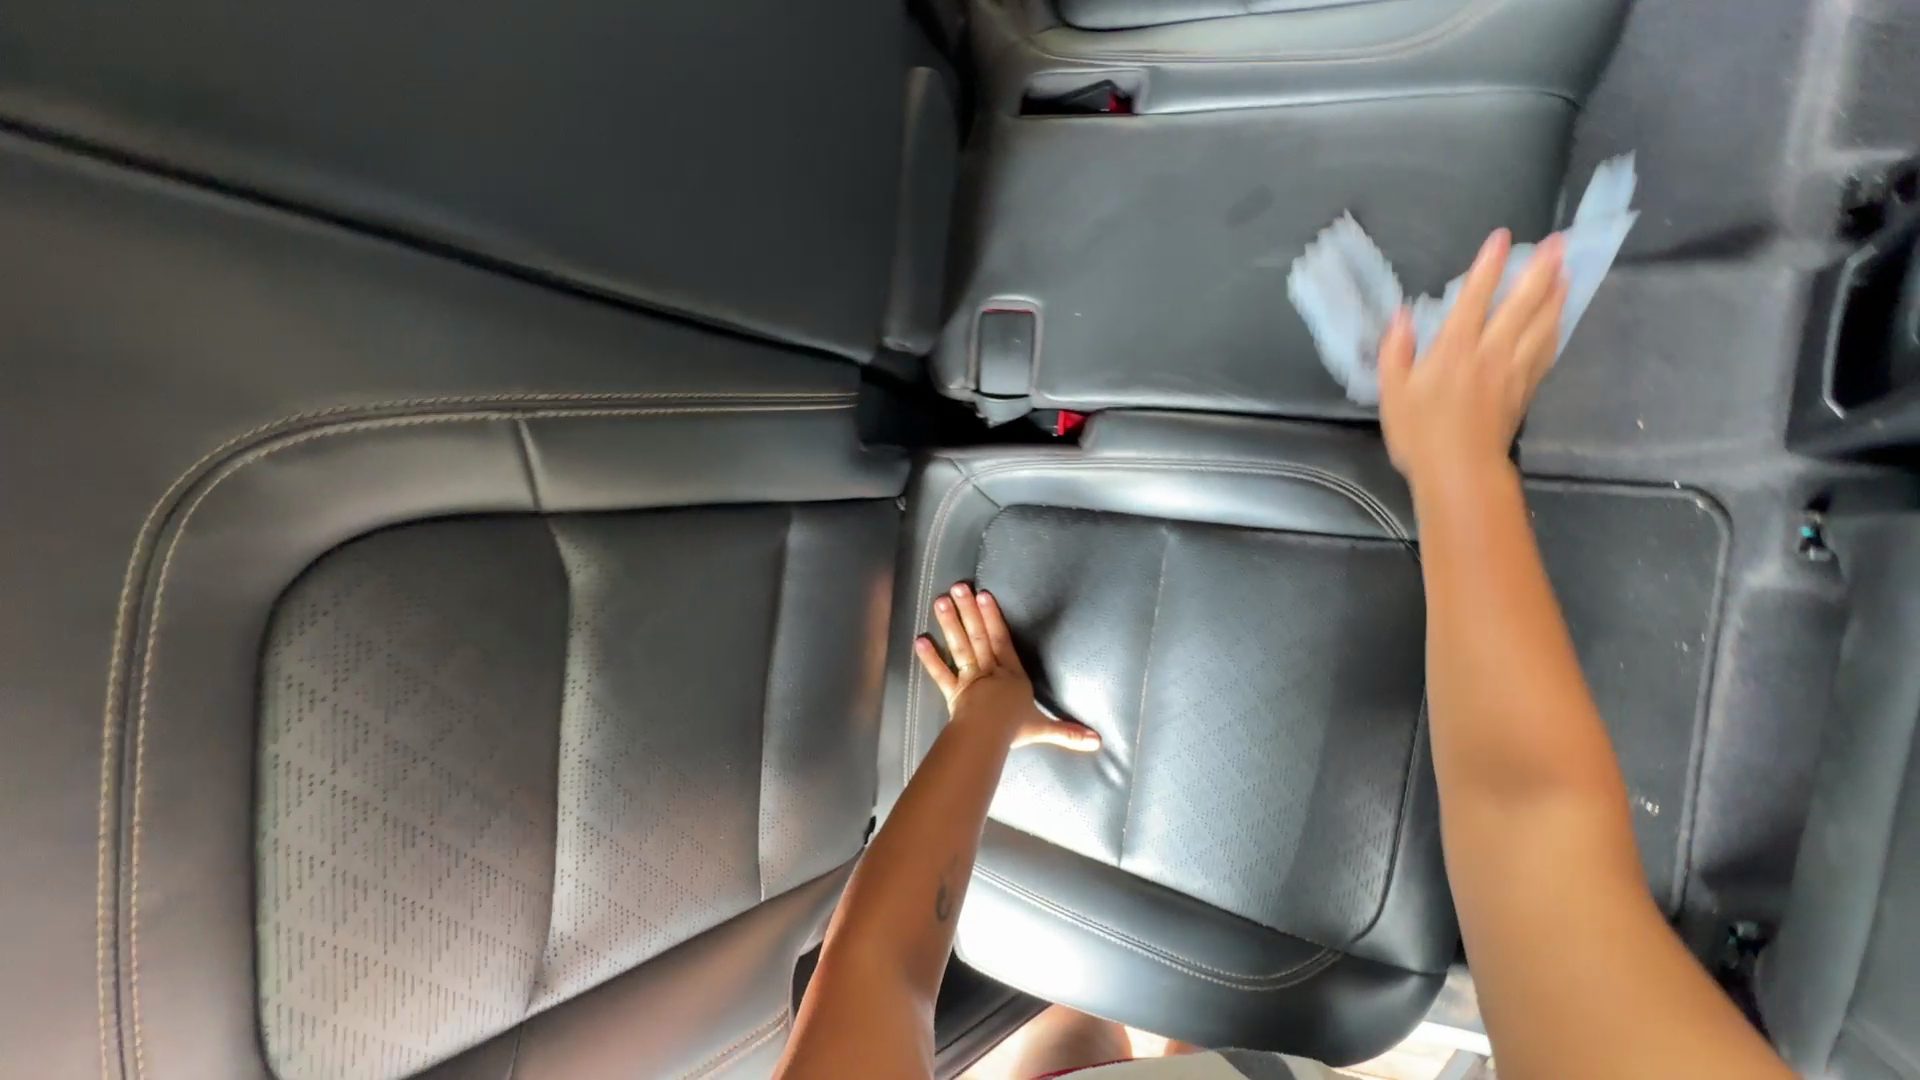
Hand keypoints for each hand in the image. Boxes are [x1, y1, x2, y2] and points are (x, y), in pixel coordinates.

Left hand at [915, 583, 1101, 751]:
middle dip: (968, 611)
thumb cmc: (1015, 728)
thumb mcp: (1043, 728)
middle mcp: (989, 671)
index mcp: (1011, 675)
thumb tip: (1097, 741)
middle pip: (978, 636)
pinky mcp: (952, 692)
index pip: (1002, 640)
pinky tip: (920, 640)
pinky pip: (940, 674)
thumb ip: (1067, 732)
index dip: (992, 618)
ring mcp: (969, 679)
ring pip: (959, 647)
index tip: (983, 596)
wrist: (988, 736)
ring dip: (950, 624)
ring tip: (940, 601)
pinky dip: (930, 658)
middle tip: (958, 586)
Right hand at [1378, 229, 1567, 495]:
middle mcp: (1489, 352)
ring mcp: (1513, 370)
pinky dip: (1555, 328)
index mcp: (1453, 350)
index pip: (1474, 299)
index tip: (1503, 238)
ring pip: (1542, 323)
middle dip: (1539, 270)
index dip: (1488, 266)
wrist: (1460, 470)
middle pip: (1521, 304)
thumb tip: (1402, 317)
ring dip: (1556, 294)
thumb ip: (1396, 353)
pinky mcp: (1525, 388)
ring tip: (1567, 270)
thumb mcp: (1392, 394)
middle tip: (1558, 243)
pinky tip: (1560, 319)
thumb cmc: (1419, 433)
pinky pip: (1546, 349)